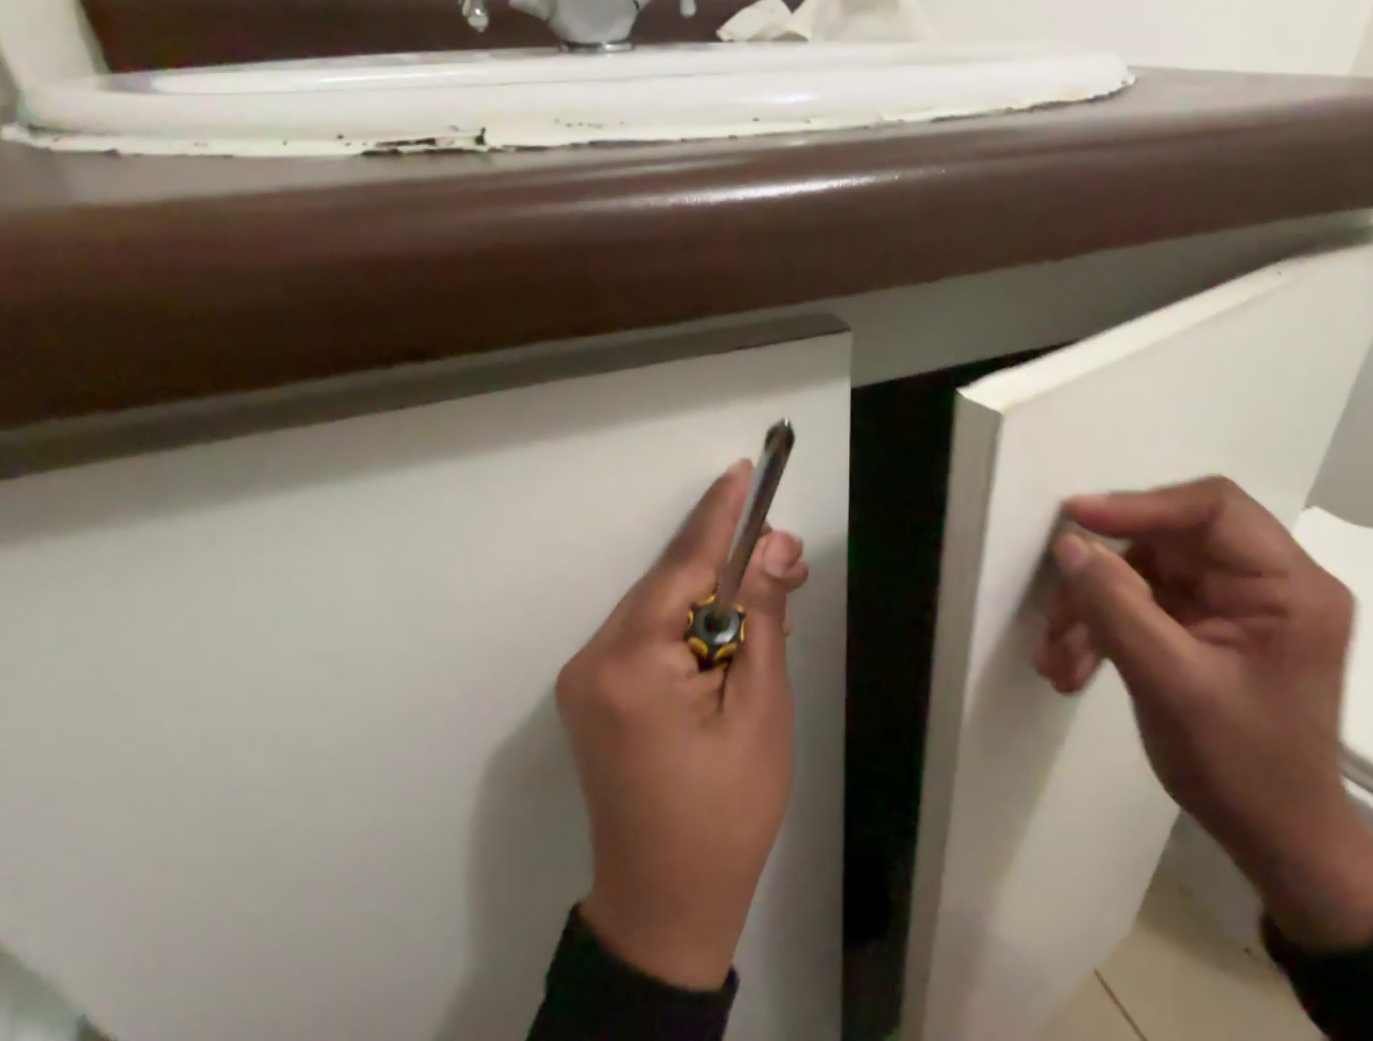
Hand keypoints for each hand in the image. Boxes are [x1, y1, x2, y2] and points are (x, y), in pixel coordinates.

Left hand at [555, 461, 809, 989]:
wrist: (666, 900)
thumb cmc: (727, 813)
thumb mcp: (759, 710)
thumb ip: (760, 620)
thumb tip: (772, 546)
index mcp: (630, 664)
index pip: (684, 566)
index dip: (721, 517)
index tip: (746, 471)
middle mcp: (592, 660)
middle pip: (667, 585)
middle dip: (727, 568)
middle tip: (788, 563)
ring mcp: (584, 679)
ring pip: (657, 610)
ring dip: (711, 602)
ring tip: (769, 609)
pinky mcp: (591, 697)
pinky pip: (644, 639)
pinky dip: (687, 630)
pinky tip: (726, 643)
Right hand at [1035, 477, 1372, 950]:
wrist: (1278, 841)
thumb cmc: (1243, 768)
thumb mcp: (1171, 685)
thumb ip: (1118, 608)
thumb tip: (1069, 546)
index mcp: (1289, 588)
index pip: (1214, 510)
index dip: (1140, 506)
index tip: (1075, 520)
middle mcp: (1271, 585)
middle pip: (1170, 545)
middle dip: (1104, 581)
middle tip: (1056, 622)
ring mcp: (1240, 609)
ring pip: (1149, 578)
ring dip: (1096, 613)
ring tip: (1057, 663)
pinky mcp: (1214, 632)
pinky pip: (1149, 609)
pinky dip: (1108, 633)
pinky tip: (1074, 670)